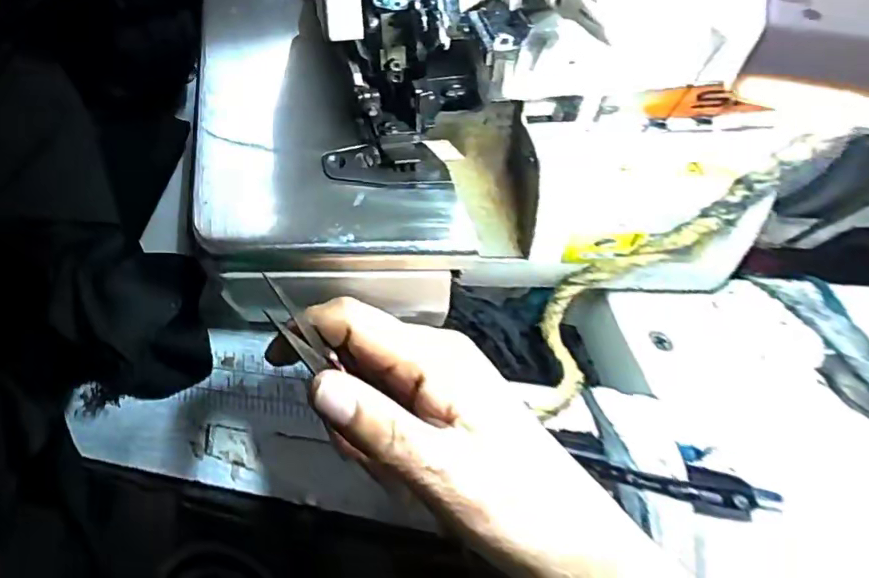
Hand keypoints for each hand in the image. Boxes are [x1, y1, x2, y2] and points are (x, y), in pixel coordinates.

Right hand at [271, 298, 682, 577]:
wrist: (591, 561)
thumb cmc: (528, 516)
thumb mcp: (444, 474)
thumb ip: (376, 425)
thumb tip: (314, 383)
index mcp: (435, 356)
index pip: (346, 315)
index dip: (303, 330)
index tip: (277, 363)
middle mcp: (433, 354)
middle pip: (349, 348)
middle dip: (340, 399)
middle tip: (361, 453)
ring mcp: (438, 376)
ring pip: (362, 378)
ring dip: (361, 425)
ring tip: (393, 472)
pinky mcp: (440, 400)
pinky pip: (383, 399)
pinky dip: (378, 433)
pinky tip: (404, 469)